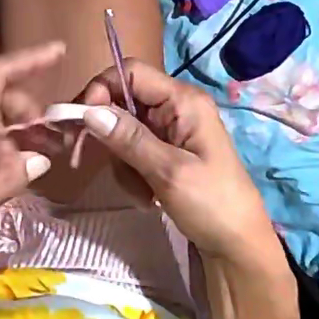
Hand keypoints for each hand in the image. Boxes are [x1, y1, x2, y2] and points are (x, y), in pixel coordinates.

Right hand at [77, 58, 284, 267]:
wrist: (237, 246)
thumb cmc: (212, 204)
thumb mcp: (169, 171)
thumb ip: (129, 138)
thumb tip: (89, 111)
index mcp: (183, 100)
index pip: (131, 72)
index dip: (101, 88)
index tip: (81, 120)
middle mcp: (175, 108)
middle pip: (122, 101)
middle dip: (107, 133)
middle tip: (82, 155)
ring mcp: (170, 131)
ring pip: (122, 130)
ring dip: (121, 161)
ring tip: (140, 192)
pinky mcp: (165, 152)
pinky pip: (132, 151)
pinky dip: (131, 173)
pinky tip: (146, 197)